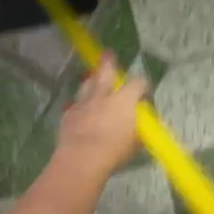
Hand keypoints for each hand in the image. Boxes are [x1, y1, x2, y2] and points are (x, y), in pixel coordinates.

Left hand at [55, 58, 145, 173]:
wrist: (82, 158)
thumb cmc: (114, 151)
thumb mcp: (136, 142)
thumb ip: (139, 129)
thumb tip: (141, 126)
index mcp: (125, 100)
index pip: (138, 83)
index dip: (143, 86)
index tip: (144, 93)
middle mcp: (104, 95)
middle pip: (106, 72)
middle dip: (108, 63)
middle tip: (108, 55)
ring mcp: (84, 102)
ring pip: (87, 84)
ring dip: (91, 80)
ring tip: (92, 78)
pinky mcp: (69, 113)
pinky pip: (76, 104)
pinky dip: (80, 105)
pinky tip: (80, 110)